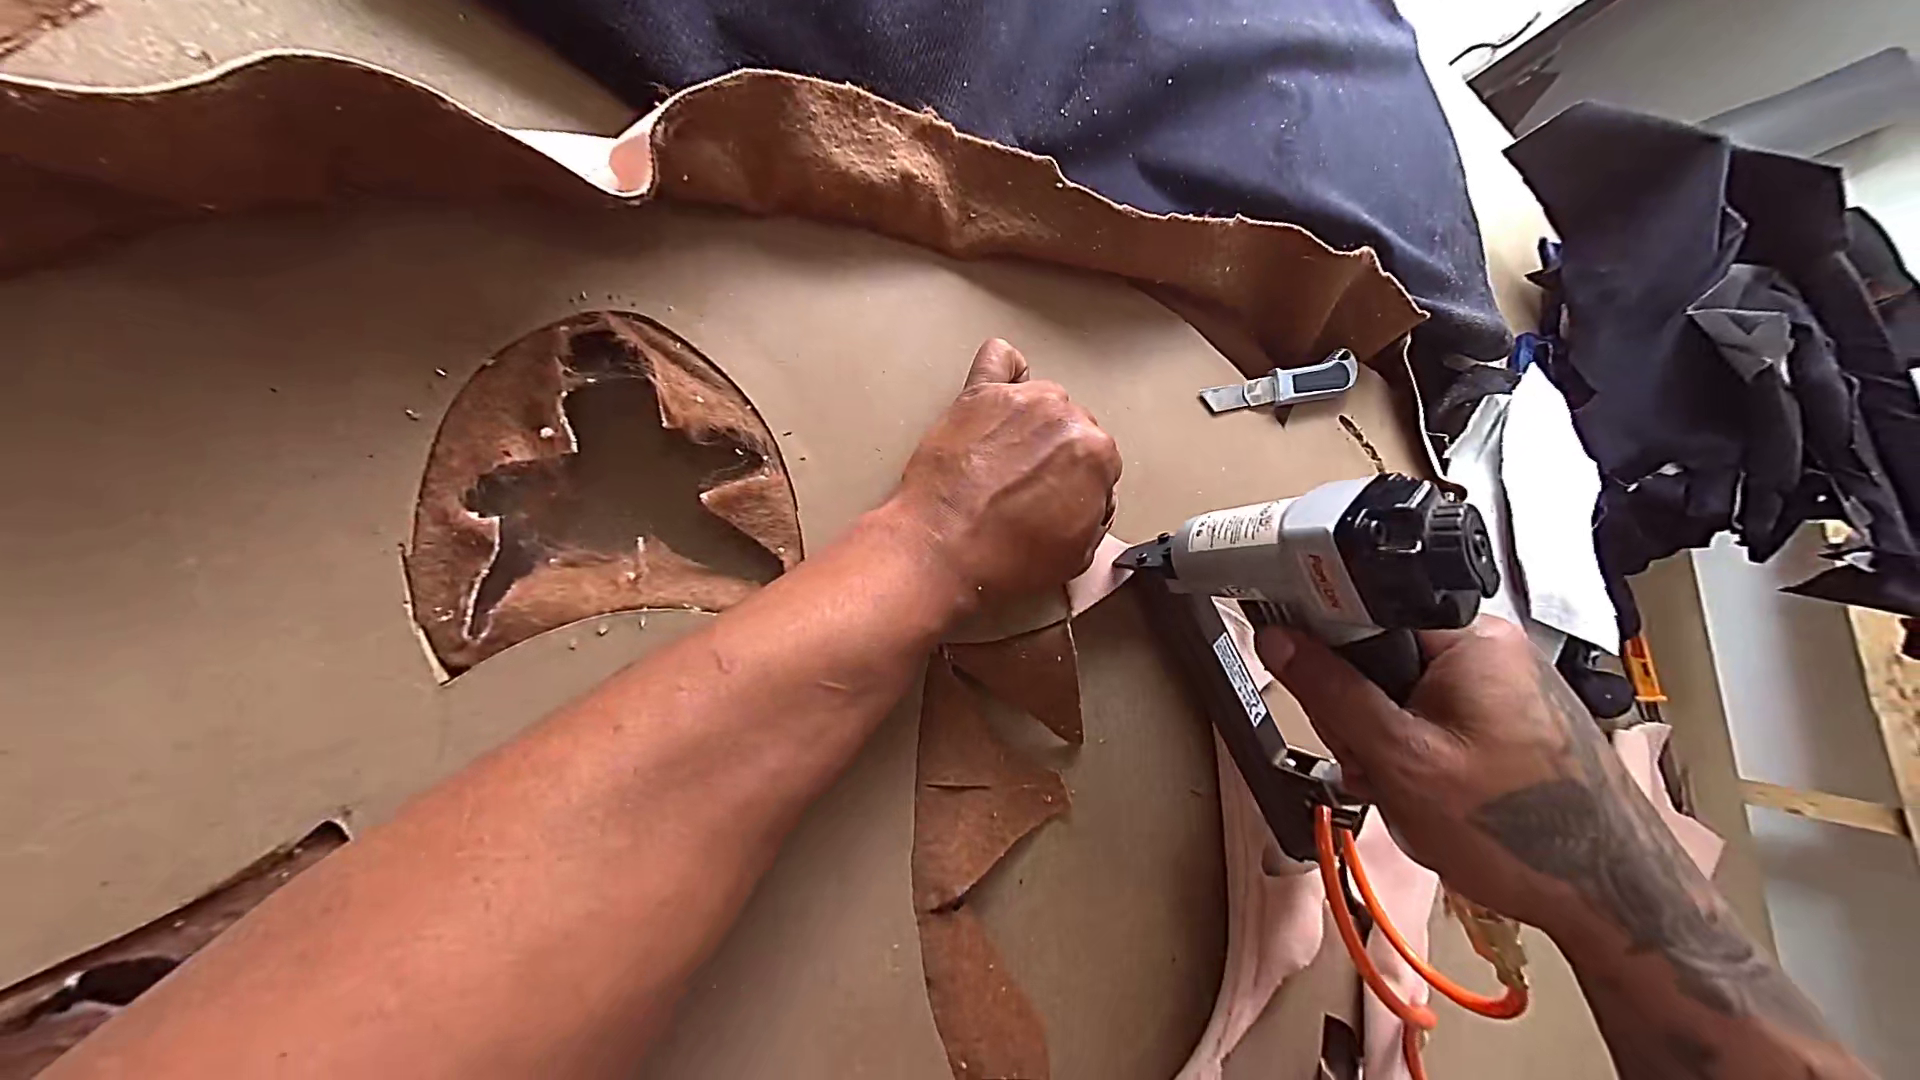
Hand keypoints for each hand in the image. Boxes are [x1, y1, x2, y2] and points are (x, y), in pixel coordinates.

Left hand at [884, 338, 1120, 606]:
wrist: (943, 551)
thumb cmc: (1001, 556)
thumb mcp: (1077, 554)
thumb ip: (1096, 514)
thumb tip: (1090, 500)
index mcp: (1096, 453)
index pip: (1101, 460)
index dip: (1080, 485)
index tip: (1061, 498)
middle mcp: (1062, 417)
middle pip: (1072, 426)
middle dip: (1056, 455)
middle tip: (1029, 487)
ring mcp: (1017, 401)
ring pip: (1041, 399)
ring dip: (1032, 423)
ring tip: (1007, 457)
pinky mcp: (976, 395)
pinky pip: (1000, 359)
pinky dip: (1006, 371)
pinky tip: (1000, 395)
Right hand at [1255, 616, 1648, 932]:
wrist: (1615, 905)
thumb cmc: (1525, 833)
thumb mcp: (1401, 757)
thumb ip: (1330, 692)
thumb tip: (1278, 641)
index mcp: (1471, 640)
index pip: (1363, 611)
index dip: (1322, 644)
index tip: (1298, 670)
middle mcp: (1486, 653)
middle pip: (1372, 656)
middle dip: (1353, 712)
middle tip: (1368, 757)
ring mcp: (1493, 688)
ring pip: (1392, 692)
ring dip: (1376, 739)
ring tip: (1397, 782)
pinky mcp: (1496, 719)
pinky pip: (1422, 716)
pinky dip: (1405, 750)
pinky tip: (1415, 786)